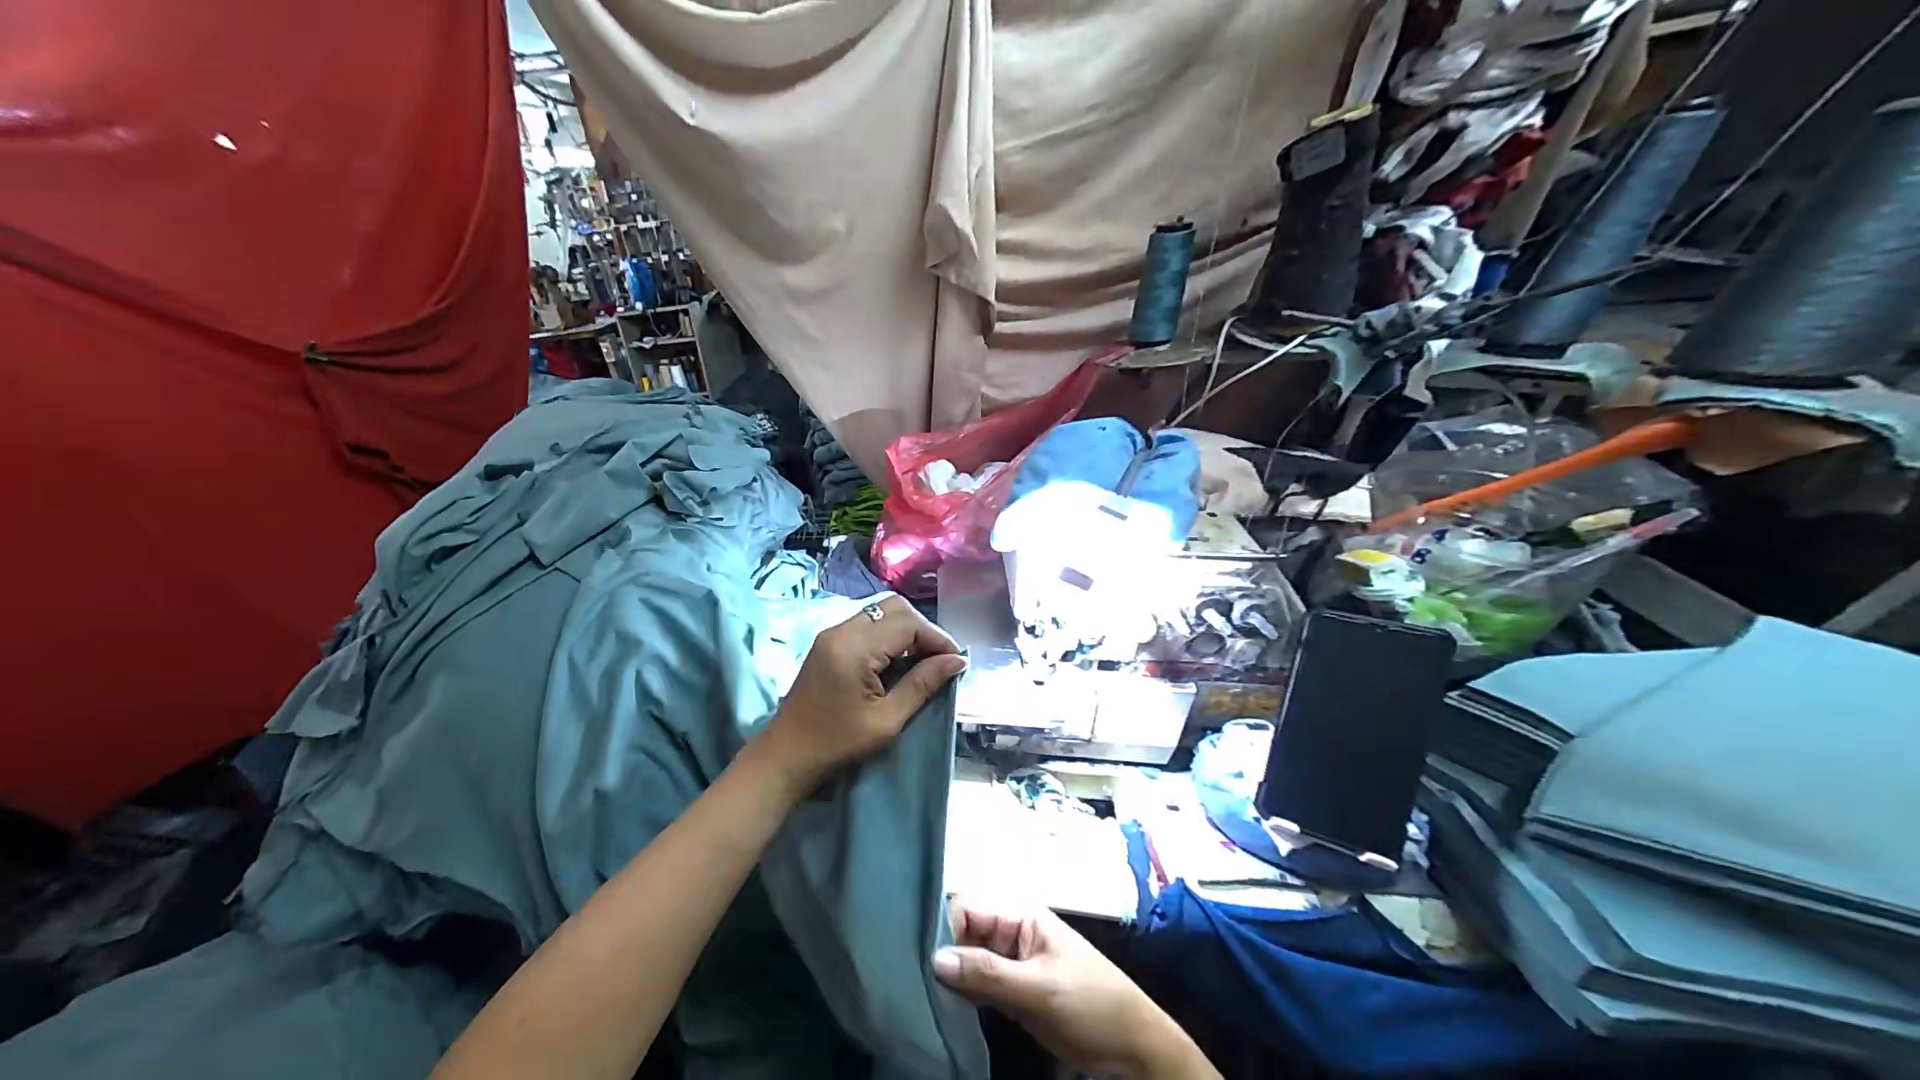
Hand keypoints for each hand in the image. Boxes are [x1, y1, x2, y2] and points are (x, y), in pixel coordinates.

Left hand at [752, 595, 965, 793]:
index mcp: (854, 647)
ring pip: (881, 612)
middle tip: (940, 660)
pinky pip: (867, 624)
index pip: (908, 623)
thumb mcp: (887, 720)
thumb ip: (922, 684)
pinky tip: (898, 662)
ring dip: (907, 631)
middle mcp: (841, 630)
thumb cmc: (838, 743)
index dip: (937, 638)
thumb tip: (956, 661)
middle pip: (895, 608)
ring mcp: (832, 634)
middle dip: (923, 629)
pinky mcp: (828, 642)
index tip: (956, 662)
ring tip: (923, 662)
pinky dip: (889, 635)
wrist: (786, 755)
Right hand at [933, 898, 1218, 1079]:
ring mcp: (1014, 965)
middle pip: (964, 932)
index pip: (969, 907)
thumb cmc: (1092, 1006)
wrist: (1135, 1050)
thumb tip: (934, 958)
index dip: (942, 924)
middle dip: (941, 950)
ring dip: (949, 974)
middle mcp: (1013, 934)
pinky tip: (941, 1004)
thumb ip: (987, 973)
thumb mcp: (1039, 990)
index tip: (913, 948)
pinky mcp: (1014, 994)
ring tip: (917, 988)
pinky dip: (962, 993)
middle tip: (909, 973)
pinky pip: (979, 985)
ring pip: (969, 960)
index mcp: (1022, 916)